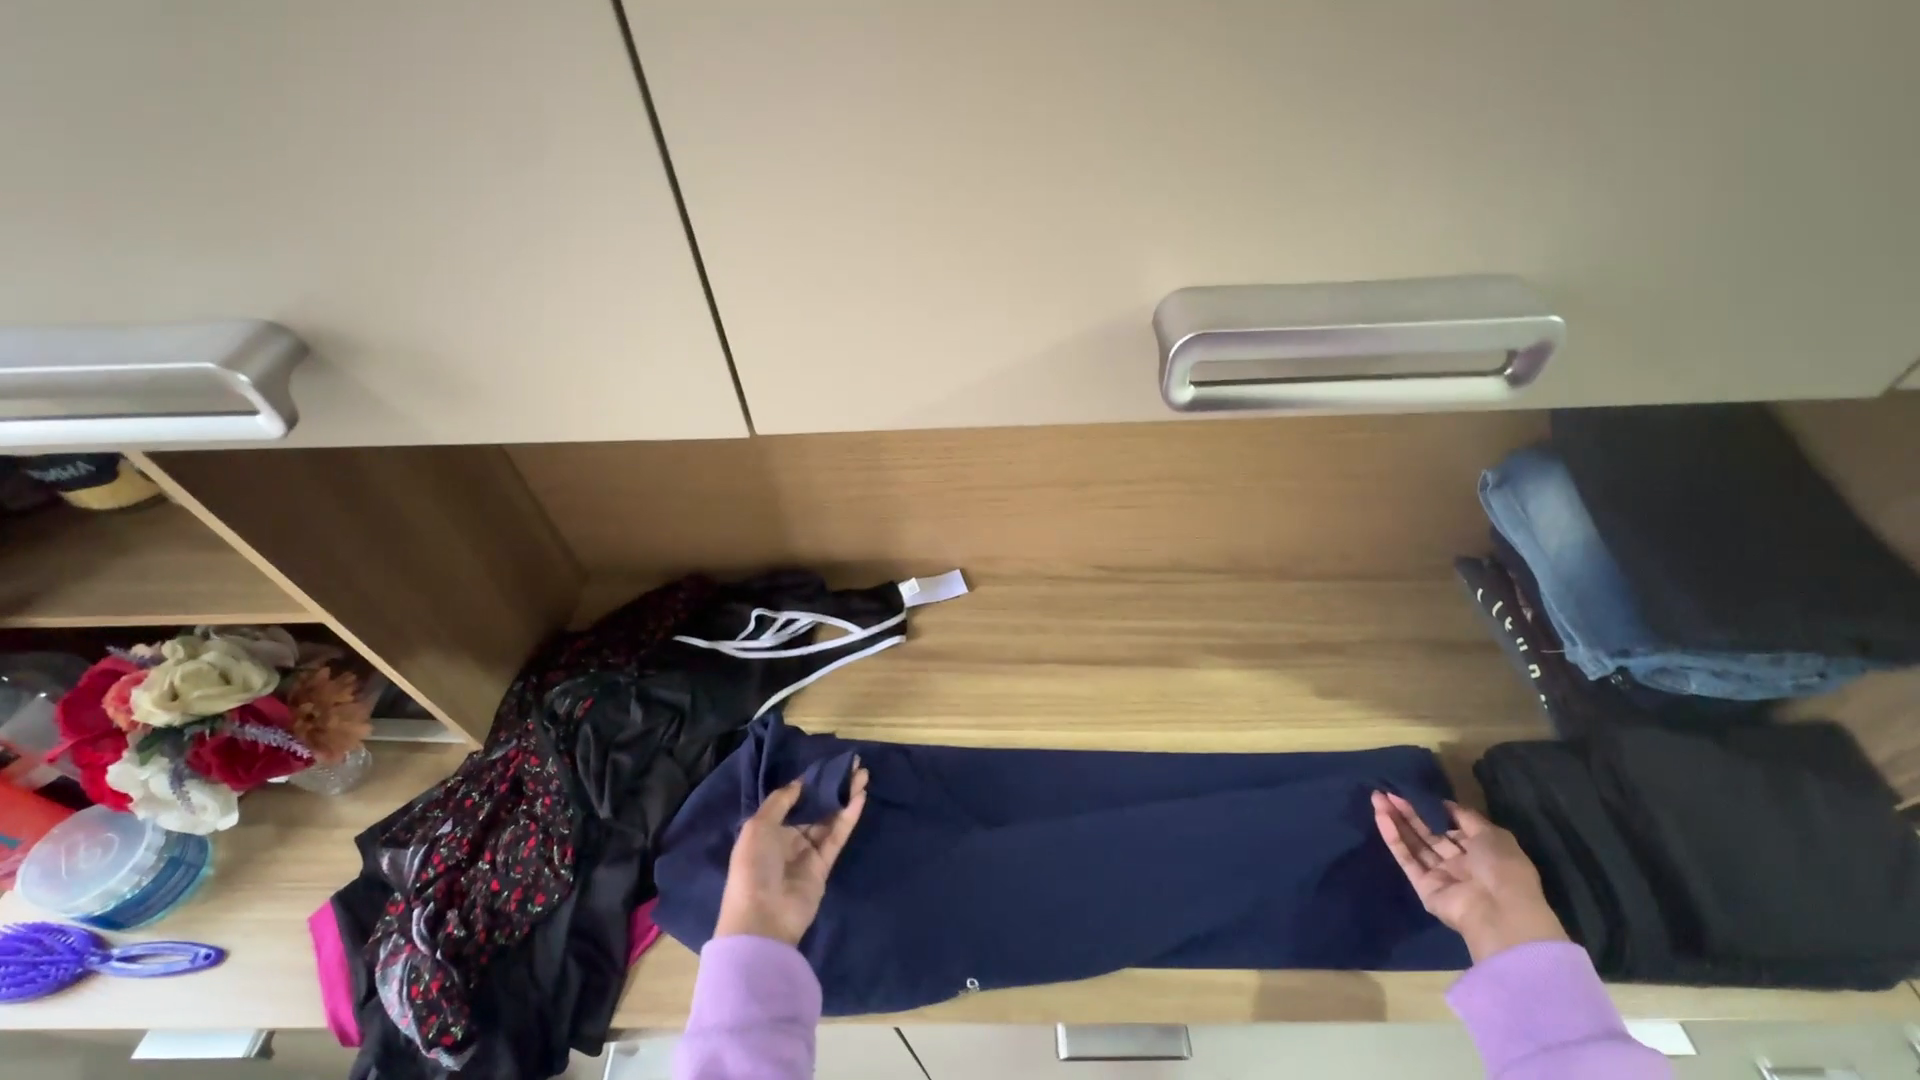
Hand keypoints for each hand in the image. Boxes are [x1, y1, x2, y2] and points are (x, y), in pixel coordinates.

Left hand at [714, 761, 868, 946]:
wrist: (763, 918)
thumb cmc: (753, 867)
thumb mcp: (757, 827)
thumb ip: (779, 802)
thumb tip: (800, 783)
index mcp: (767, 829)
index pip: (792, 800)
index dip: (810, 782)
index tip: (828, 764)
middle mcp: (787, 838)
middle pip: (814, 807)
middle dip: (832, 786)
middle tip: (853, 766)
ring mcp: (807, 852)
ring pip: (829, 819)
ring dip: (844, 797)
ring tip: (863, 775)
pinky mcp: (824, 866)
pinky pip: (837, 836)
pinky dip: (848, 817)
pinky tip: (859, 797)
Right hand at [1371, 791, 1568, 962]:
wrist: (1499, 910)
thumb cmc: (1502, 867)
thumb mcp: (1492, 834)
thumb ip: (1467, 817)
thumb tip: (1445, 804)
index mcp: (1480, 851)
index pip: (1452, 827)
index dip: (1434, 810)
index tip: (1416, 792)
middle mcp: (1459, 863)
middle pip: (1428, 833)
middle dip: (1409, 812)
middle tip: (1388, 792)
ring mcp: (1439, 875)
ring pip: (1414, 843)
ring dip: (1396, 821)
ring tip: (1377, 798)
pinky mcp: (1423, 886)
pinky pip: (1407, 858)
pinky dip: (1393, 838)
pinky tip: (1381, 816)